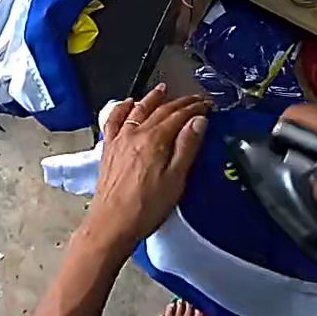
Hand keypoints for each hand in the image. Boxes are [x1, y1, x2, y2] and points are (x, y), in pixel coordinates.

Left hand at [85, 85, 209, 251]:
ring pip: (137, 111)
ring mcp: (119, 140)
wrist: (111, 226)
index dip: (195, 108)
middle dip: (180, 102)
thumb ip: (187, 146)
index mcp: (155, 140)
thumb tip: (199, 120)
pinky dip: (121, 109)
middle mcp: (135, 134)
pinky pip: (113, 121)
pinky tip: (126, 104)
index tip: (207, 105)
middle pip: (160, 110)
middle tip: (194, 99)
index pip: (179, 116)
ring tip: (163, 90)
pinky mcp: (108, 150)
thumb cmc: (147, 207)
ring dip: (152, 98)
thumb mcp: (176, 178)